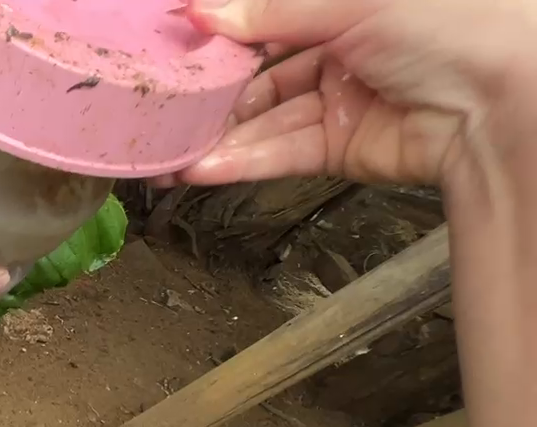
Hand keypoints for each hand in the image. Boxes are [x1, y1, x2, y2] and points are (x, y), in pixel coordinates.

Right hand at [169, 0, 536, 187]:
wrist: (506, 100)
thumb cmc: (460, 24)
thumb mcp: (360, 2)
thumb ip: (274, 12)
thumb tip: (200, 10)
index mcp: (366, 5)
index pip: (279, 20)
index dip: (230, 35)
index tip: (180, 48)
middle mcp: (354, 50)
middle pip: (265, 77)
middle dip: (215, 99)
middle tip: (164, 114)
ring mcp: (345, 102)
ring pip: (265, 121)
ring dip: (217, 140)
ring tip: (167, 157)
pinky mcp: (338, 148)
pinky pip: (278, 154)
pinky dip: (237, 163)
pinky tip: (198, 170)